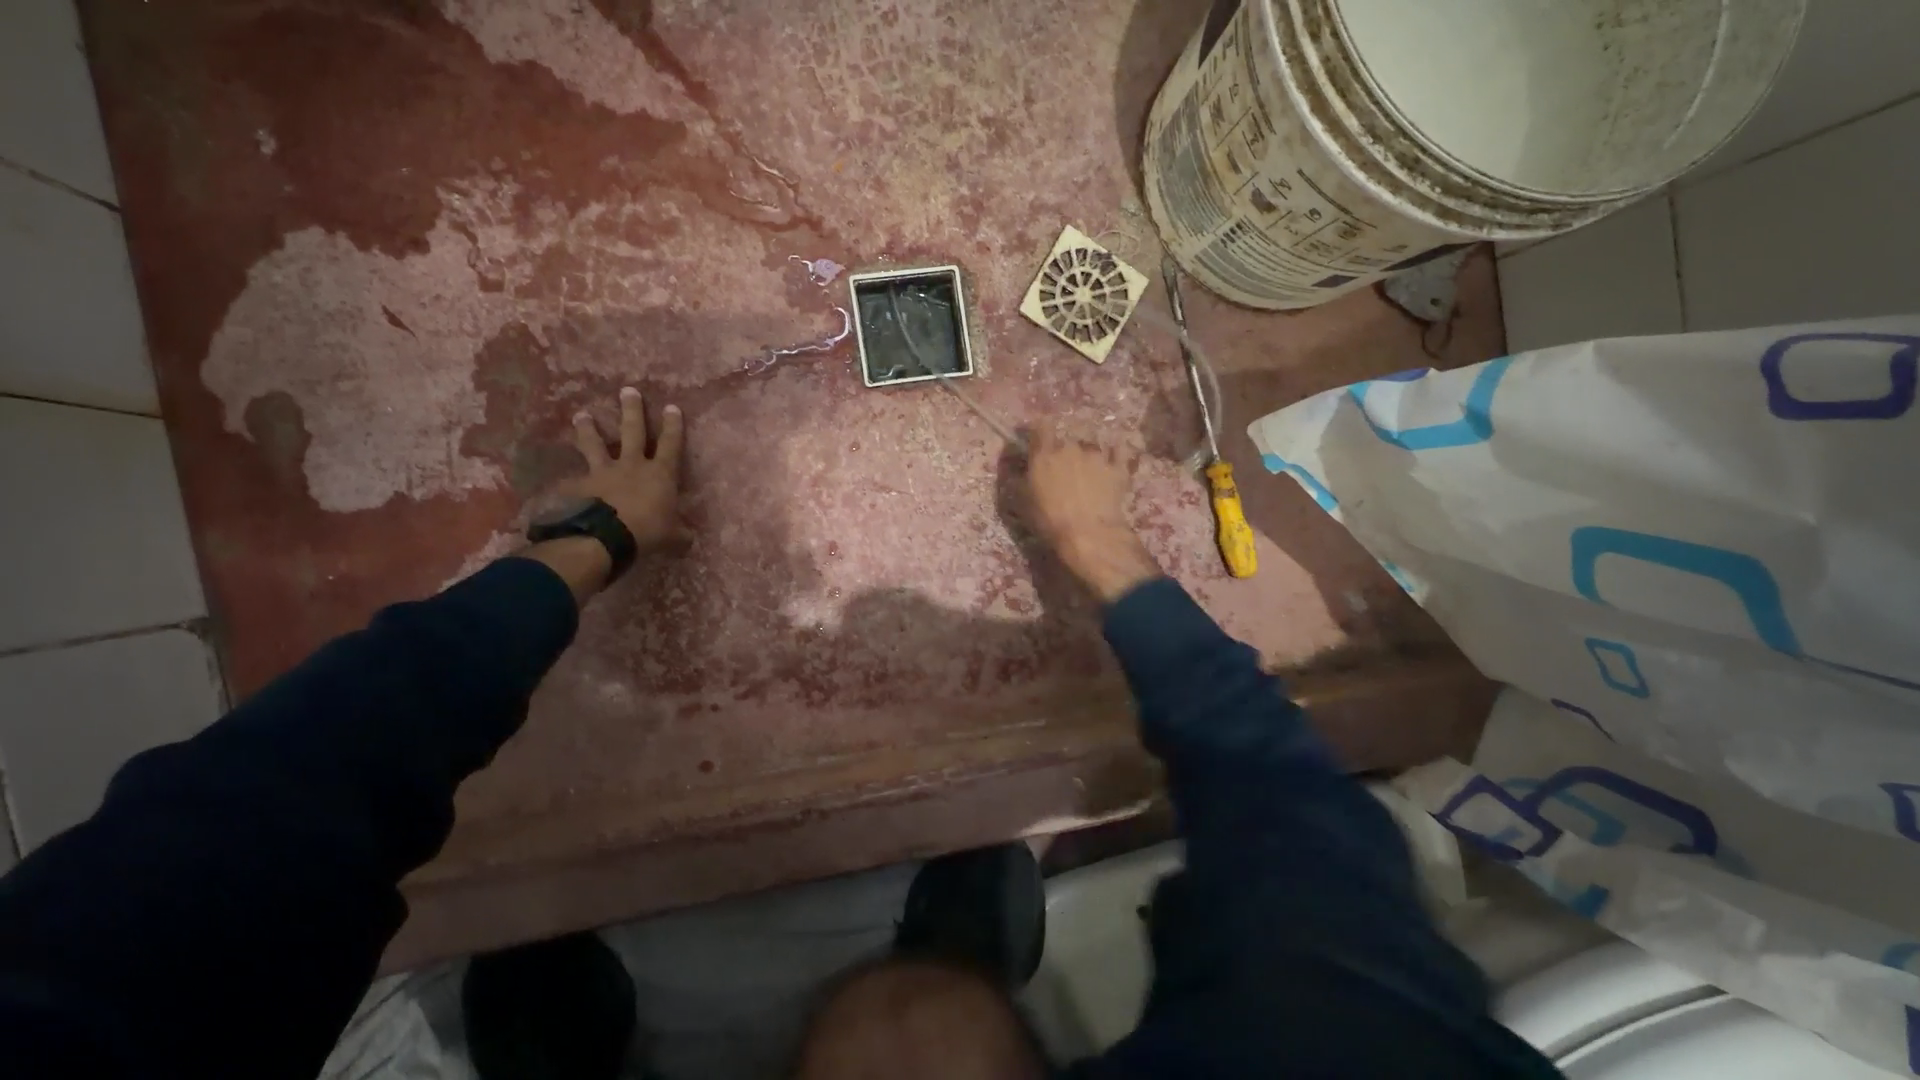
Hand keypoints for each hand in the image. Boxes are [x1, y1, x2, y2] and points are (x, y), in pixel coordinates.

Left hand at [562, 386, 689, 551]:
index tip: (672, 407)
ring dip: (589, 429)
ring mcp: (603, 473)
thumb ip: (680, 534)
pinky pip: (573, 479)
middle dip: (632, 410)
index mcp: (660, 474)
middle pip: (633, 432)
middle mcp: (632, 465)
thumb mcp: (672, 537)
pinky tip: (558, 476)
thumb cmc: (647, 533)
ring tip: (582, 414)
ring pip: (596, 444)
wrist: (606, 537)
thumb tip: (689, 539)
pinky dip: (567, 478)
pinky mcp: (580, 486)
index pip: (670, 444)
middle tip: (628, 390)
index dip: (673, 426)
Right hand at [1025, 427, 1160, 602]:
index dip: (1043, 430)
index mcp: (1045, 456)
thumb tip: (1016, 472)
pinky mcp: (1117, 467)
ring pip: (1093, 445)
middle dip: (1068, 450)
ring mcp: (1097, 456)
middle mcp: (1070, 448)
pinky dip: (1116, 453)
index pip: (1042, 427)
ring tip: (1091, 470)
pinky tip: (1115, 457)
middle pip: (1069, 439)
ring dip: (1090, 453)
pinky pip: (1119, 451)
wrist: (1088, 533)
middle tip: (1068, 467)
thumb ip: (1019, 482)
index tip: (1043, 438)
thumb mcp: (1024, 504)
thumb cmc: (1050, 521)